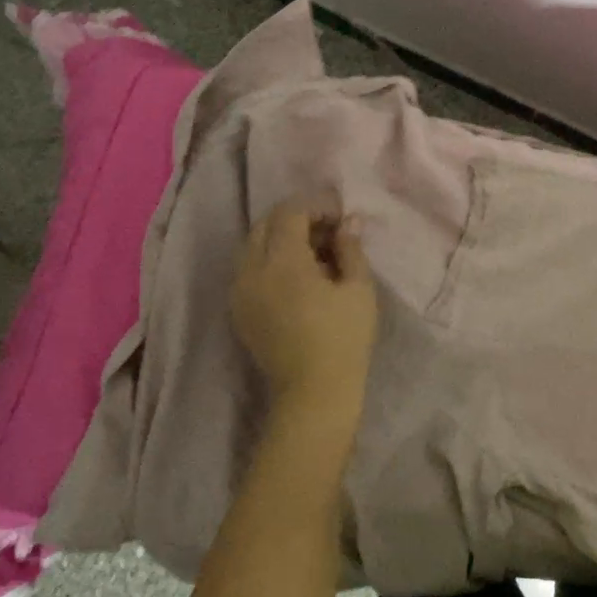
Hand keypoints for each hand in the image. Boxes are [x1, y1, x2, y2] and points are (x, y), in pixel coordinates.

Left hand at [231, 197, 377, 413]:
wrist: (313, 390)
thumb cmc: (344, 339)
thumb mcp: (359, 290)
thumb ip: (351, 249)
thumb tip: (348, 222)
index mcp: (283, 262)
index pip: (290, 213)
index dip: (316, 206)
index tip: (341, 216)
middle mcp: (251, 270)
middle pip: (265, 225)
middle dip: (296, 219)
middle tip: (329, 231)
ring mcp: (239, 291)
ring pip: (253, 246)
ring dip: (281, 239)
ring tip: (315, 254)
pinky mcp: (238, 309)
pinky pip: (249, 269)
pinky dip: (270, 260)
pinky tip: (297, 277)